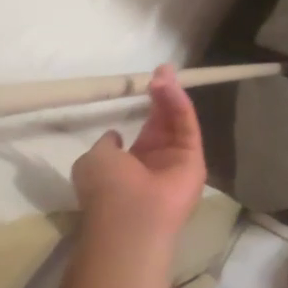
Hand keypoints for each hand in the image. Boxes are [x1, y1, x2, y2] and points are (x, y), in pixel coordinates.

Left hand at [71, 65, 205, 238]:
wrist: (130, 218)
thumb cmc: (106, 189)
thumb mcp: (93, 160)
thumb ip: (106, 145)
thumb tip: (115, 136)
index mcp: (132, 163)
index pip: (145, 130)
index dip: (147, 107)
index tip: (145, 84)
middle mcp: (157, 160)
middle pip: (164, 121)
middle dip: (163, 95)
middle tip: (163, 69)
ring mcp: (177, 159)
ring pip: (176, 121)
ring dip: (171, 96)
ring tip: (164, 73)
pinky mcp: (194, 158)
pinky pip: (187, 127)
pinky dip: (180, 106)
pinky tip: (172, 87)